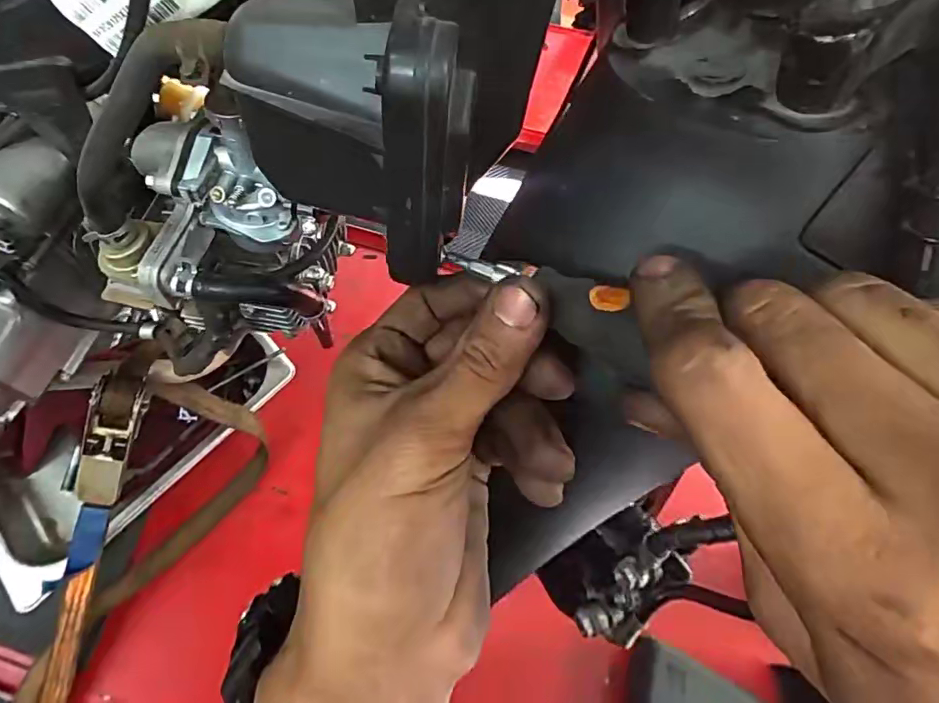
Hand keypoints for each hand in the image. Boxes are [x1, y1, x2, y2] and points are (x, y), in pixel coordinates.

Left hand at [260, 276, 573, 702]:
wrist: (392, 646)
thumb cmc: (383, 527)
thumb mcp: (428, 434)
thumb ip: (482, 364)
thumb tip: (525, 292)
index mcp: (379, 362)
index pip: (436, 303)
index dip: (484, 300)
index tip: (540, 303)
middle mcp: (411, 384)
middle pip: (481, 345)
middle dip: (520, 367)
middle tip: (559, 383)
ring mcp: (446, 425)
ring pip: (507, 391)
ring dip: (534, 421)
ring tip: (546, 460)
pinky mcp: (477, 462)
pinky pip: (517, 432)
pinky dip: (535, 452)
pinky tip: (542, 482)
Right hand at [622, 256, 938, 702]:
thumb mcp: (822, 634)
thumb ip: (735, 496)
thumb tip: (663, 394)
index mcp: (879, 570)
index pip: (722, 378)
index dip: (670, 316)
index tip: (656, 286)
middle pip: (791, 318)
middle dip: (743, 317)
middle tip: (741, 343)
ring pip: (873, 299)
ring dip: (825, 323)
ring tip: (836, 373)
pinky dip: (921, 349)